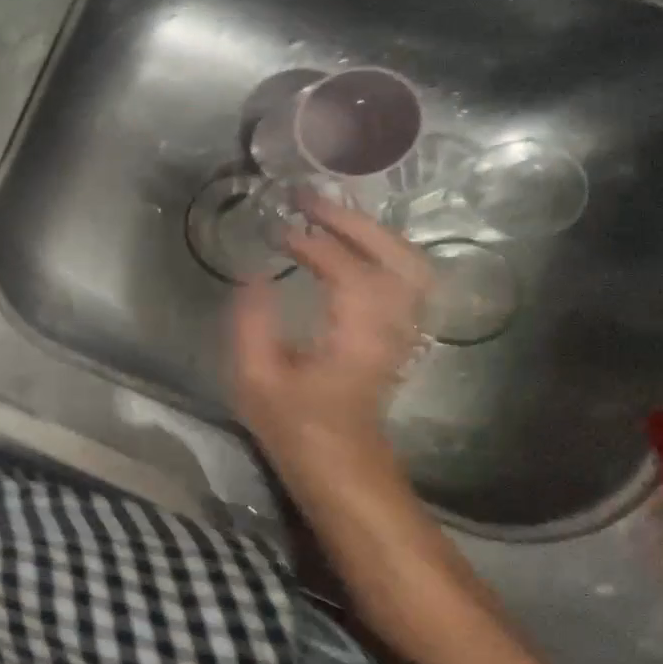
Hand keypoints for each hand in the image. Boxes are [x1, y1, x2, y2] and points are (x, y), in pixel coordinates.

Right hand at [232, 198, 432, 466]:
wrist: (338, 463)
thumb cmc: (292, 424)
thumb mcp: (256, 378)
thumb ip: (253, 324)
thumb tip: (255, 276)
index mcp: (359, 337)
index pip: (350, 273)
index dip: (316, 246)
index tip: (279, 231)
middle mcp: (394, 327)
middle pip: (396, 257)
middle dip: (354, 222)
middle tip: (309, 199)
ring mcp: (404, 330)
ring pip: (409, 265)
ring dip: (371, 233)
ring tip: (326, 214)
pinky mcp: (397, 334)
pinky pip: (403, 279)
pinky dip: (379, 252)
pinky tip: (347, 247)